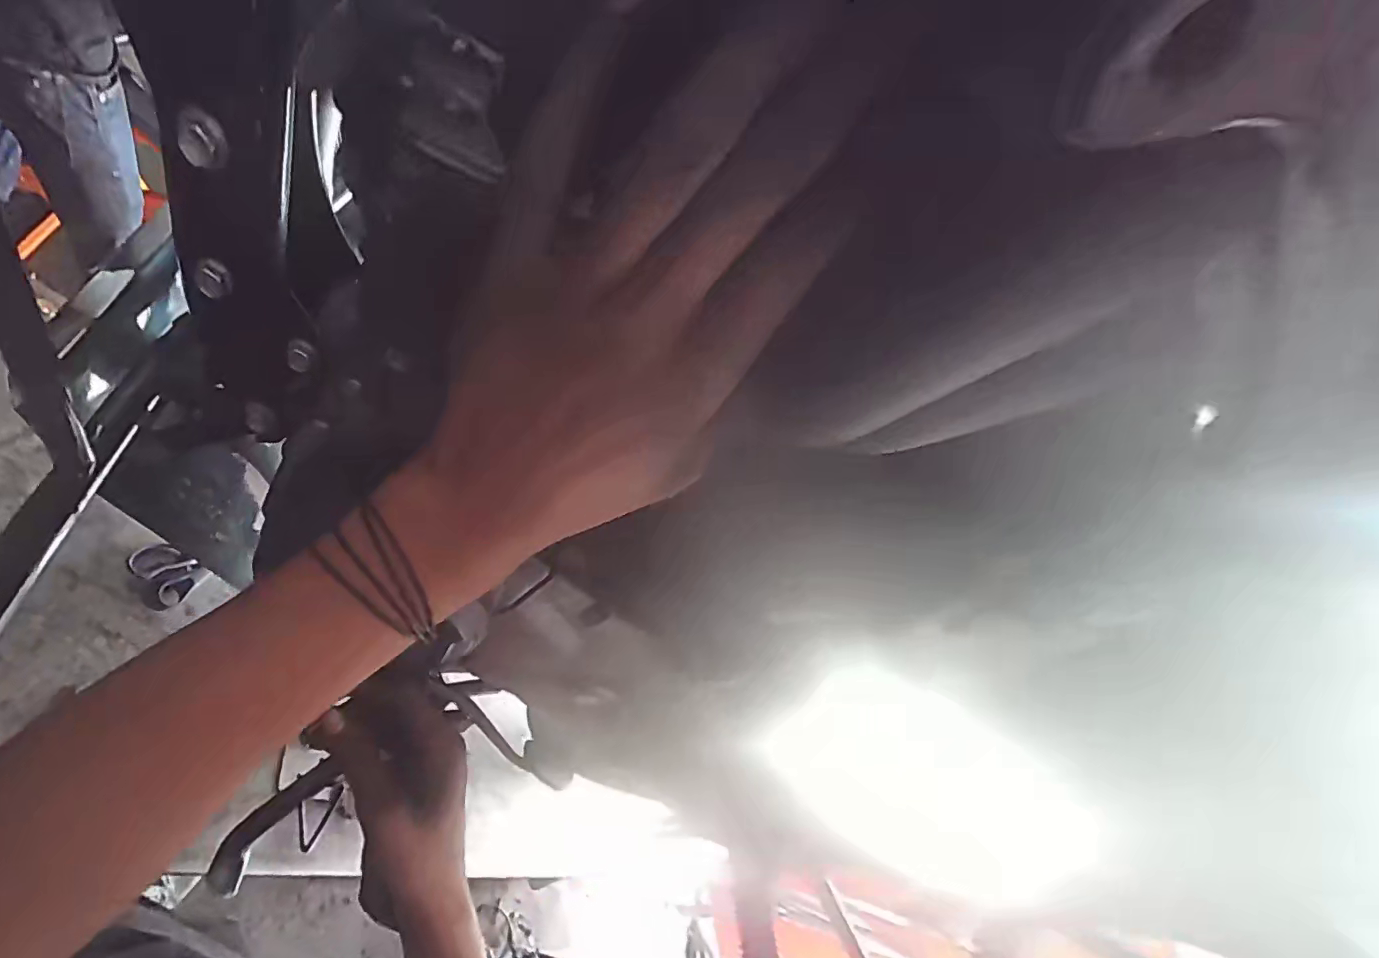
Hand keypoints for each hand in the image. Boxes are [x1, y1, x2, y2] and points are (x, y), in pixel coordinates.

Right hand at [310, 684, 471, 938]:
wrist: (427, 909)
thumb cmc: (414, 858)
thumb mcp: (381, 804)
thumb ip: (355, 754)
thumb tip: (326, 712)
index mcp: (443, 744)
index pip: (406, 696)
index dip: (369, 688)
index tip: (330, 683)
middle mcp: (435, 745)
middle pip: (394, 708)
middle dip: (357, 704)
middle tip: (316, 703)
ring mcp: (420, 763)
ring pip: (383, 727)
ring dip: (352, 724)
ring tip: (314, 724)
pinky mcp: (403, 780)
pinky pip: (378, 748)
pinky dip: (354, 744)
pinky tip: (325, 745)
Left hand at [399, 0, 928, 563]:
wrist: (489, 489)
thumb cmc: (588, 486)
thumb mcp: (684, 462)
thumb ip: (732, 389)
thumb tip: (775, 311)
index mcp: (699, 373)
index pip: (793, 262)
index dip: (848, 194)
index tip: (889, 139)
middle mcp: (650, 313)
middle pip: (753, 188)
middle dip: (829, 99)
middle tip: (883, 32)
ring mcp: (578, 280)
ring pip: (672, 160)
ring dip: (744, 72)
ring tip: (800, 10)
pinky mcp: (515, 262)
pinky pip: (550, 163)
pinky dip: (583, 87)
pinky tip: (627, 16)